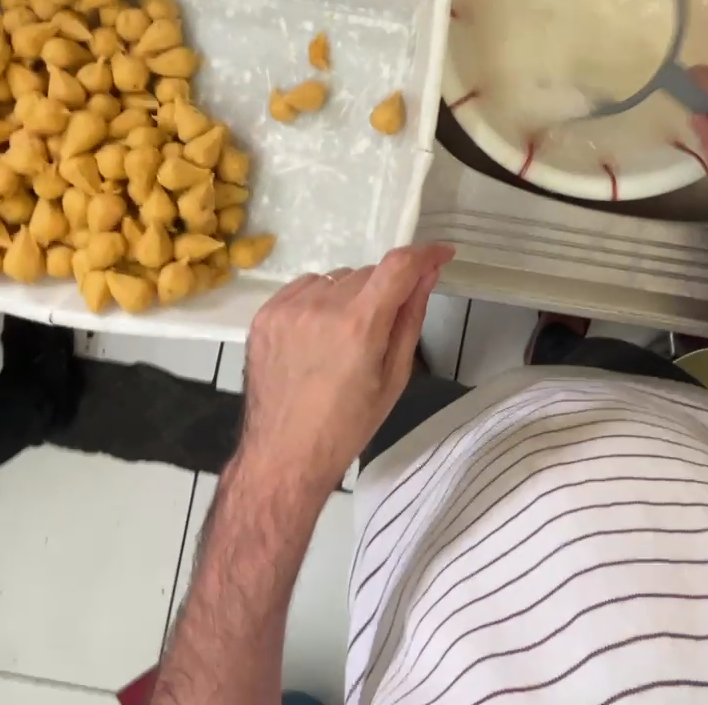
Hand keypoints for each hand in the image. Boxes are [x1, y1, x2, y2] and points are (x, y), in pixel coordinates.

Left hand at [239, 243, 455, 487]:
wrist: (284, 455)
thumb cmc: (348, 424)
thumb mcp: (394, 376)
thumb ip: (411, 318)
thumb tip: (428, 275)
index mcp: (359, 325)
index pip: (399, 265)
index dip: (426, 253)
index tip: (442, 254)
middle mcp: (321, 306)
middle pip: (369, 273)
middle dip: (384, 291)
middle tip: (380, 331)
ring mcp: (288, 307)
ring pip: (338, 278)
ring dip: (350, 295)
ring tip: (343, 339)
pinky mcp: (266, 313)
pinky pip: (306, 286)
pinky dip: (320, 300)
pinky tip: (317, 336)